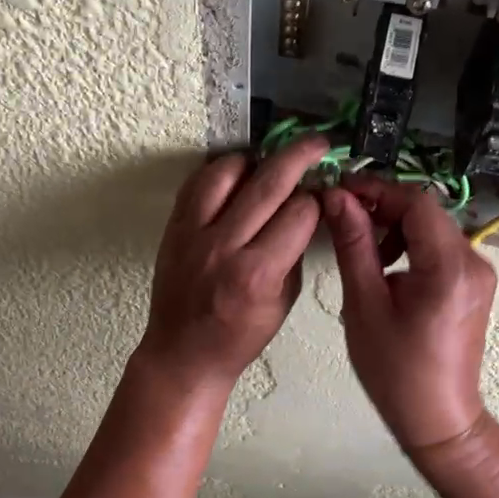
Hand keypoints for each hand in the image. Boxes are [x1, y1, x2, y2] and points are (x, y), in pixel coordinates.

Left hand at [139, 136, 327, 390]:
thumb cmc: (239, 336)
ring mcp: (193, 233)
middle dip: (299, 155)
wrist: (183, 354)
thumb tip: (308, 208)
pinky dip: (220, 170)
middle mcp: (223, 247)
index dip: (317, 199)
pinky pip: (198, 182)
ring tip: (270, 159)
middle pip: (269, 182)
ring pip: (228, 172)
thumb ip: (295, 251)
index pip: (299, 214)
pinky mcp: (174, 226)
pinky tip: (236, 171)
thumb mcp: (283, 300)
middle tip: (318, 142)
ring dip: (255, 158)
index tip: (323, 192)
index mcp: (256, 274)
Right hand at [321, 176, 496, 449]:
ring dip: (396, 224)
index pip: (416, 202)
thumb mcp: (364, 304)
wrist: (439, 421)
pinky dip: (412, 243)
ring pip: (433, 225)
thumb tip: (337, 197)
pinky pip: (440, 245)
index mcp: (449, 267)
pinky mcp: (474, 282)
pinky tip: (388, 266)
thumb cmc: (395, 370)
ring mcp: (478, 272)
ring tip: (365, 248)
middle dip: (384, 206)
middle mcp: (473, 261)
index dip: (377, 189)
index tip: (340, 192)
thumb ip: (353, 244)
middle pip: (426, 210)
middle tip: (344, 217)